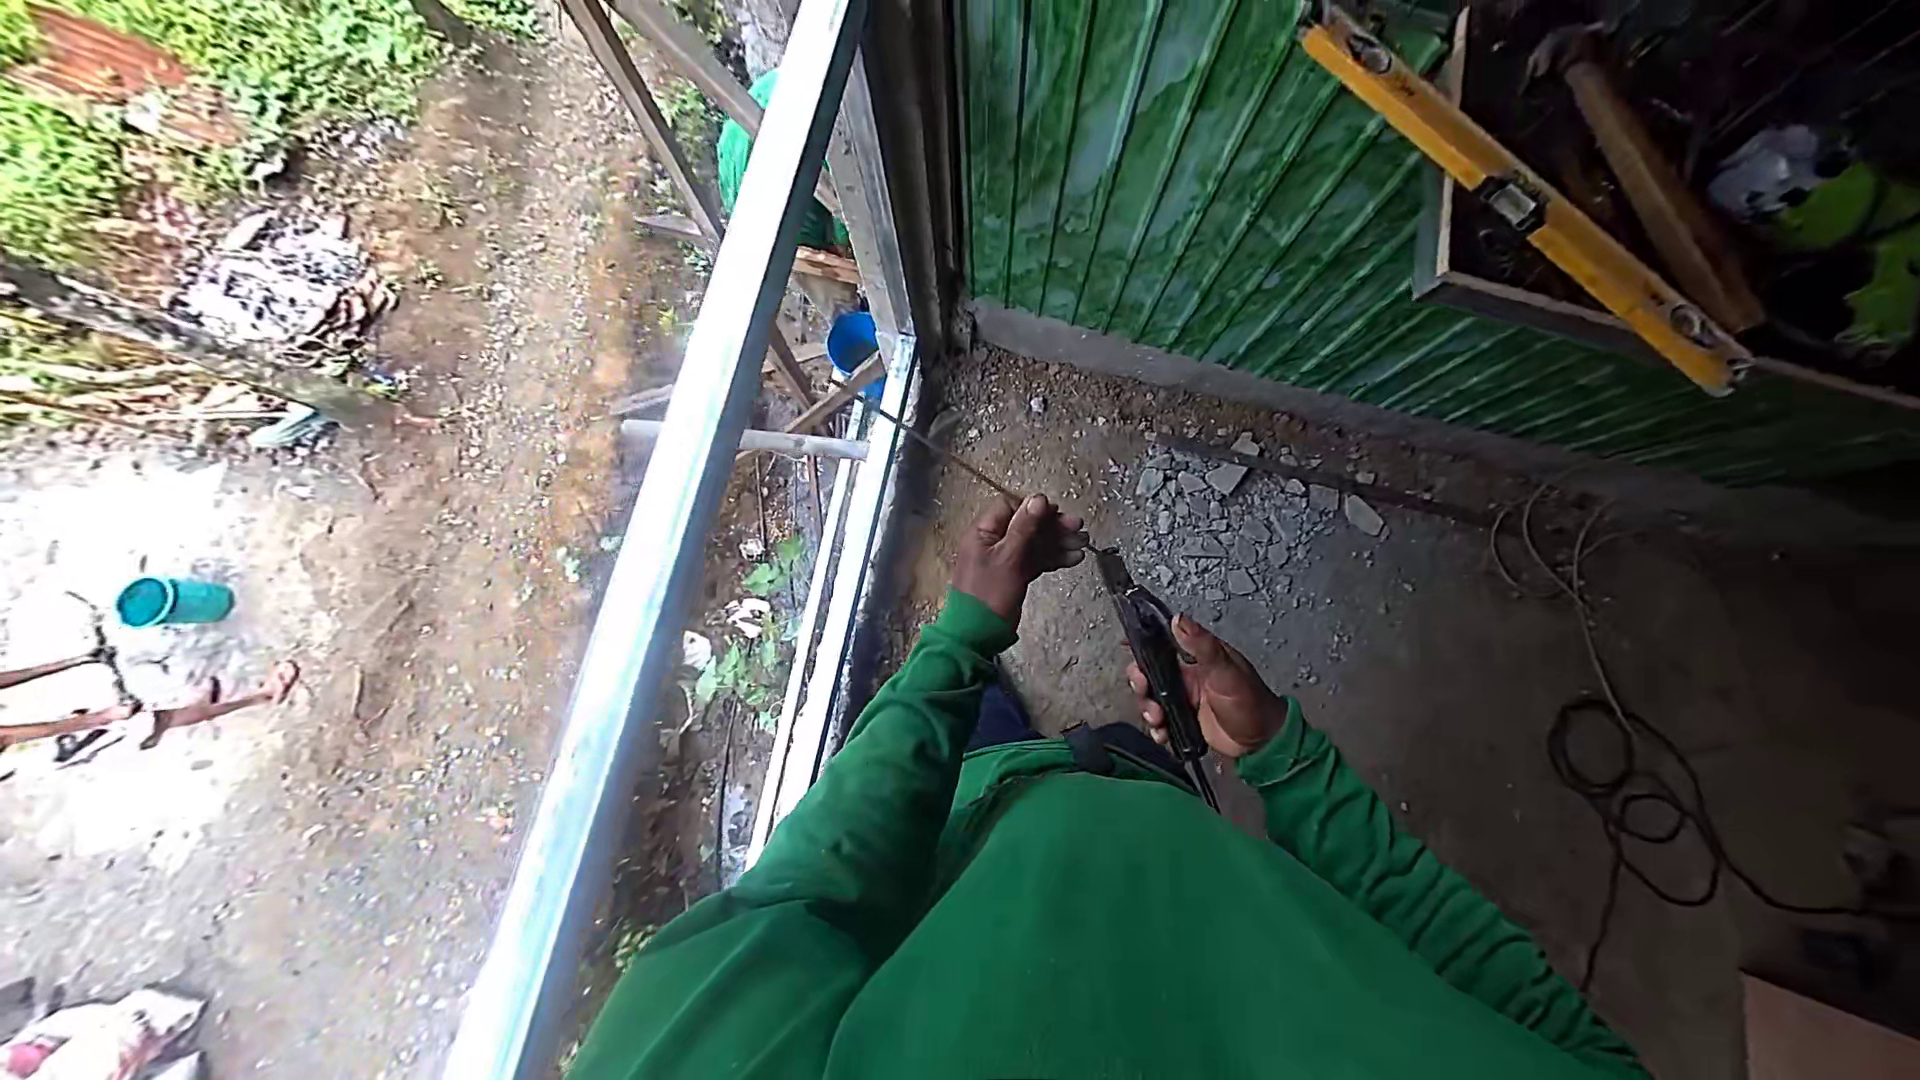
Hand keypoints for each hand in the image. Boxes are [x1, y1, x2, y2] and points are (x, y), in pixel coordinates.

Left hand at [951, 494, 1088, 629]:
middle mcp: (993, 543)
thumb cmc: (986, 596)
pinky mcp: (1015, 575)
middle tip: (1076, 528)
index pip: (1010, 507)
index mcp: (984, 533)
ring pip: (1035, 544)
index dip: (1034, 508)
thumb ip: (1023, 527)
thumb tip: (1038, 499)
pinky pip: (1036, 561)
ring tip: (1081, 543)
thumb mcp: (1007, 557)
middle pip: (1027, 525)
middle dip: (1052, 526)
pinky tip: (1072, 558)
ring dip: (1058, 542)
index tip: (1056, 512)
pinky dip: (1053, 559)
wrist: (978, 633)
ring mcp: (1005, 560)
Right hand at [1129, 616, 1286, 758]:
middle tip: (1145, 691)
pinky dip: (1155, 728)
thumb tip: (1179, 619)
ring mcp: (1182, 699)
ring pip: (1150, 698)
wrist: (1263, 745)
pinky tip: (1162, 733)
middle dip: (1140, 682)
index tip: (1127, 646)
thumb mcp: (1227, 671)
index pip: (1163, 643)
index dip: (1143, 644)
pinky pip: (1159, 721)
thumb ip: (1203, 646)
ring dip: (1147, 707)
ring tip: (1157, 719)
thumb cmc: (1251, 703)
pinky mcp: (1182, 720)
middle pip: (1149, 672)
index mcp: (1197, 658)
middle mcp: (1186, 676)